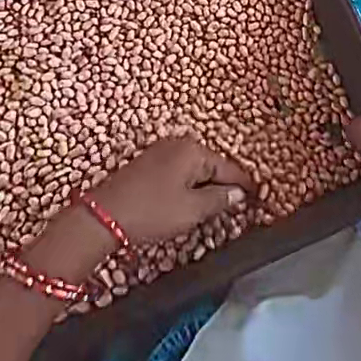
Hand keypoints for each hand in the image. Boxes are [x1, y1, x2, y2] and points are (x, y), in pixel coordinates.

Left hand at [89, 135, 254, 243]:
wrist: (103, 217)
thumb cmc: (151, 211)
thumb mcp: (192, 210)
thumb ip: (220, 200)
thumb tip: (238, 194)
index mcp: (193, 150)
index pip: (228, 169)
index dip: (243, 186)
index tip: (257, 197)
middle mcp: (178, 144)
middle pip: (210, 166)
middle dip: (222, 186)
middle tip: (236, 207)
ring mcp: (160, 152)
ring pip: (193, 170)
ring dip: (203, 187)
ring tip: (212, 209)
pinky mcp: (147, 164)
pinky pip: (177, 172)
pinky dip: (186, 186)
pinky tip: (186, 203)